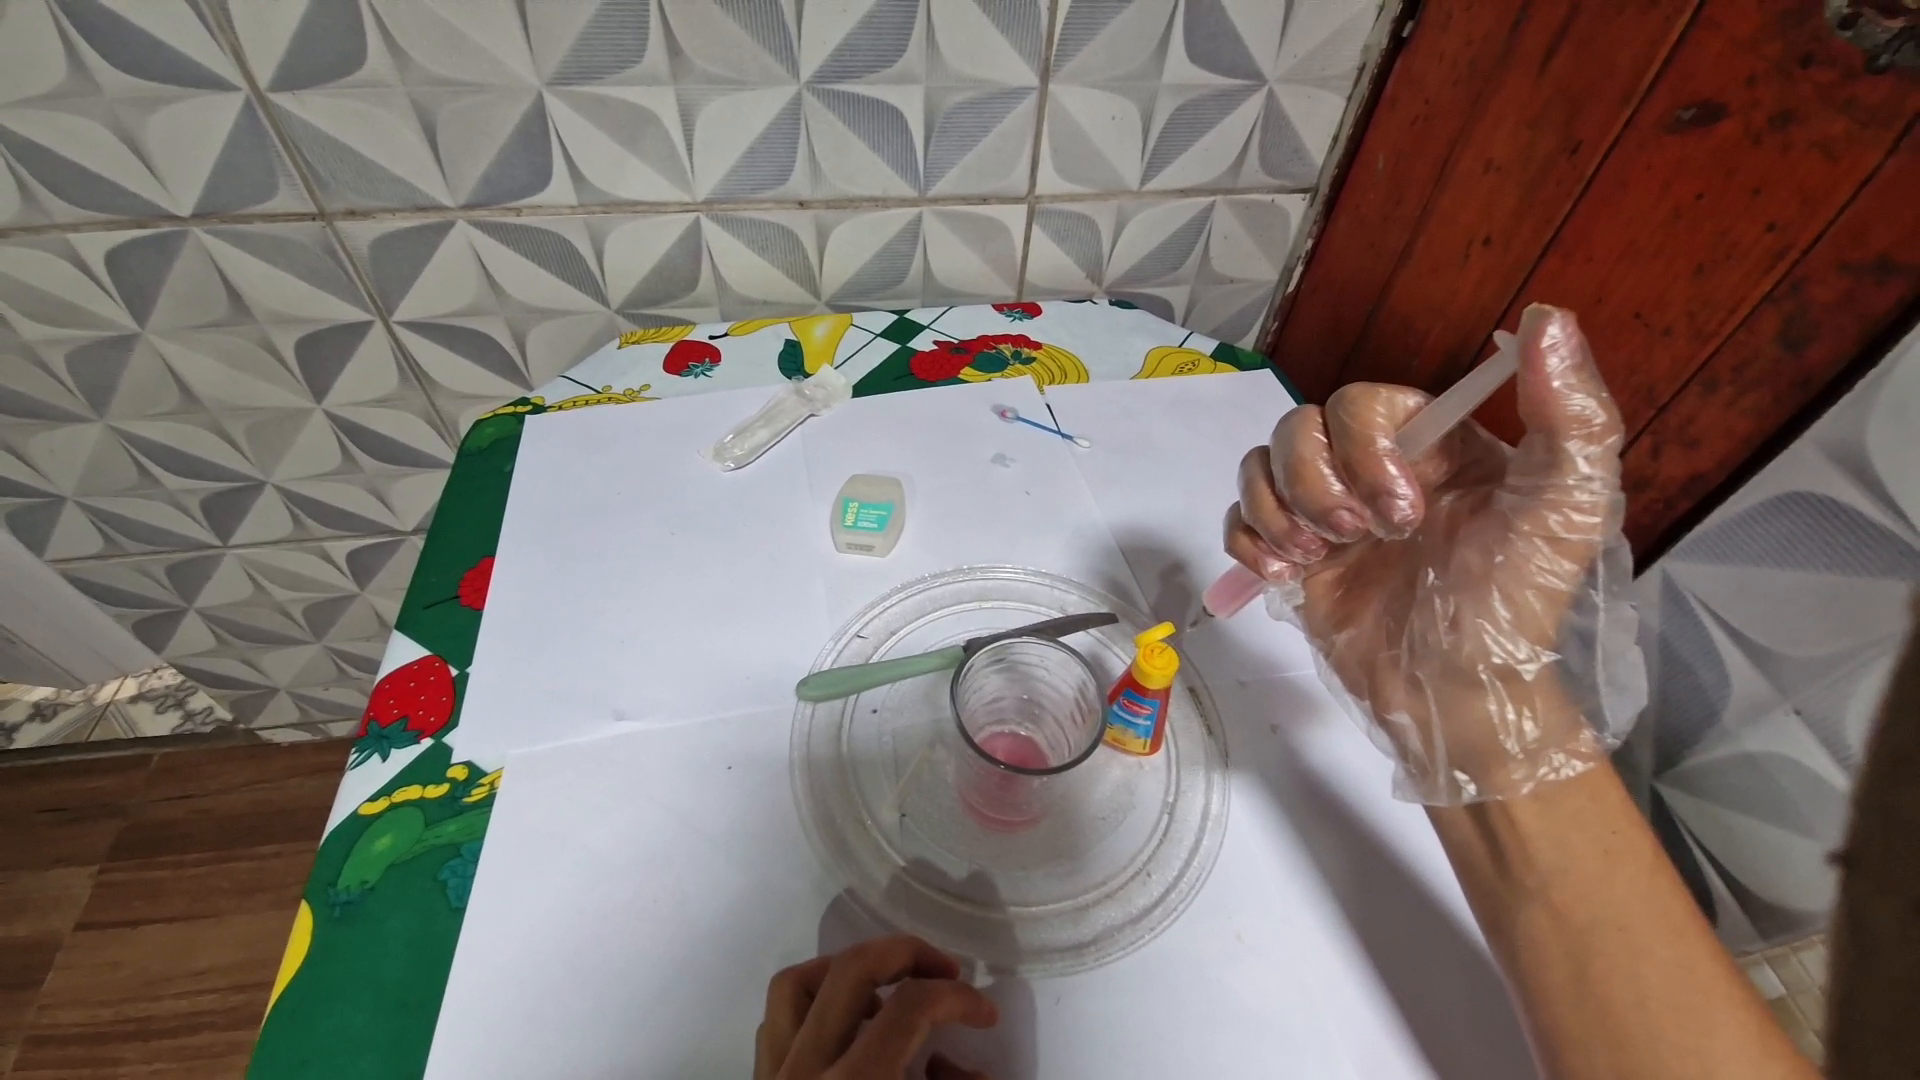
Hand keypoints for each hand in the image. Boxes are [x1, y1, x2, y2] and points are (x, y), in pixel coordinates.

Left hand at [755, 934, 997, 1079]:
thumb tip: (971, 1063)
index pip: (908, 1010)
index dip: (956, 999)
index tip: (985, 1012)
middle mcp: (803, 1070)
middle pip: (851, 970)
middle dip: (906, 953)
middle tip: (944, 969)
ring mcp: (772, 1075)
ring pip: (796, 983)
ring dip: (845, 970)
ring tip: (886, 989)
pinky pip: (775, 1022)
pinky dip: (810, 1004)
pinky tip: (843, 1024)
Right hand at [1225, 305, 1626, 802]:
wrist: (1451, 693)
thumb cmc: (1510, 601)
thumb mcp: (1565, 508)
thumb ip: (1572, 414)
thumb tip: (1546, 316)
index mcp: (1428, 444)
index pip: (1358, 402)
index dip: (1362, 450)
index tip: (1402, 514)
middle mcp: (1367, 466)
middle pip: (1295, 428)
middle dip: (1316, 487)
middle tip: (1358, 538)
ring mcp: (1321, 510)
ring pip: (1257, 466)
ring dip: (1279, 513)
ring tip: (1315, 559)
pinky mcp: (1287, 552)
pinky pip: (1236, 518)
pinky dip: (1250, 542)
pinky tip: (1285, 576)